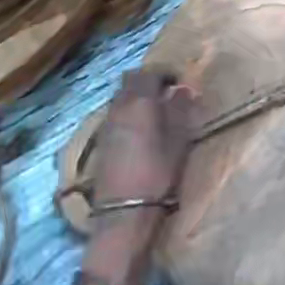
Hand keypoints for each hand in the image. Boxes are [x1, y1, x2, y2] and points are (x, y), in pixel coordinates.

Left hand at [92, 70, 197, 206]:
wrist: (124, 212)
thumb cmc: (157, 173)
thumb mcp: (178, 141)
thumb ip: (181, 110)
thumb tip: (183, 89)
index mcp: (140, 100)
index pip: (150, 73)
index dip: (166, 73)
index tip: (179, 81)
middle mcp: (119, 105)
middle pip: (130, 79)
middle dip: (147, 80)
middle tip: (165, 92)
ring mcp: (107, 122)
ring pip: (120, 95)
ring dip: (135, 95)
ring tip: (153, 110)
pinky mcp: (101, 140)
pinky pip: (115, 112)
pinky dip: (127, 111)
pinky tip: (138, 129)